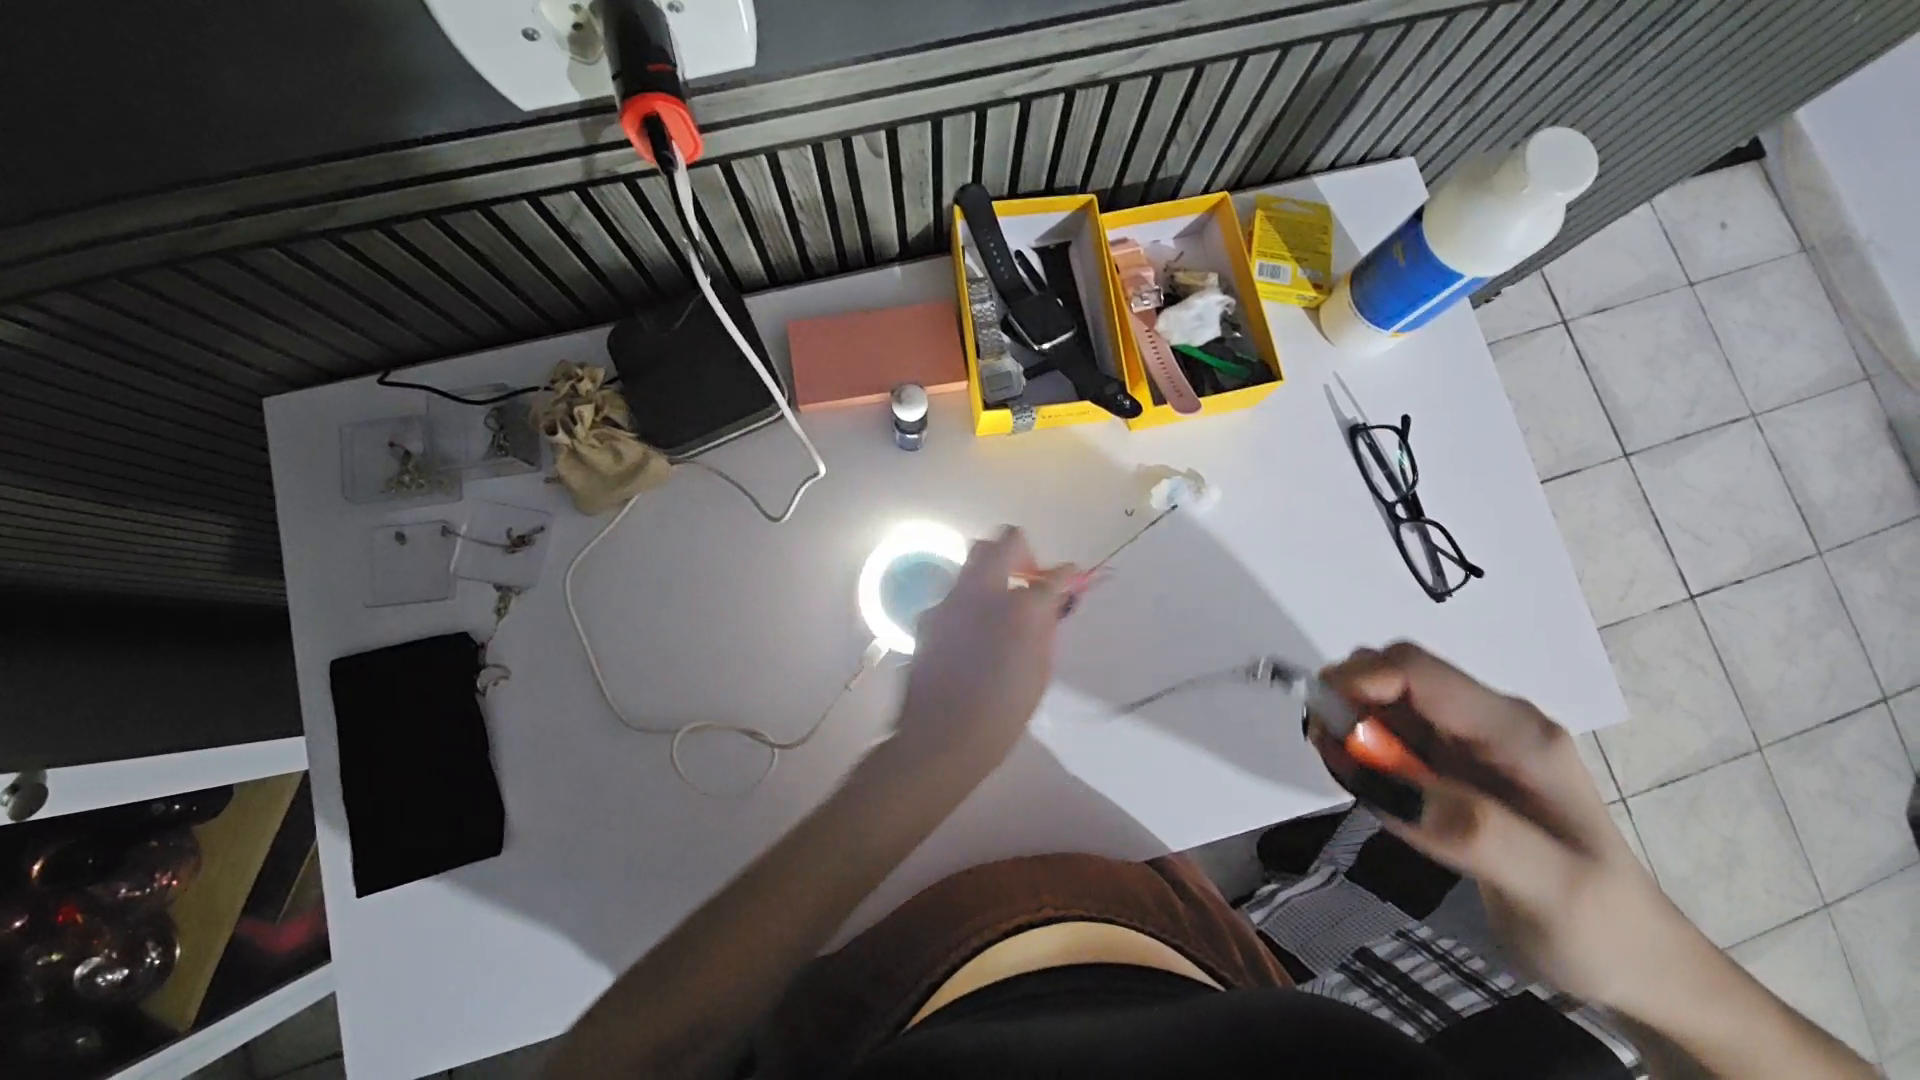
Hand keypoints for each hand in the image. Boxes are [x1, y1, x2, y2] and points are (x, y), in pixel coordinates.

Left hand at [890, 528, 1076, 774]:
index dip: (1065, 576)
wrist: (940, 738)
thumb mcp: (1038, 671)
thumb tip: (1048, 605)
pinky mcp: (927, 618)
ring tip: (998, 610)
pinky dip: (968, 605)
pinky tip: (972, 636)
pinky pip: (953, 597)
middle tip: (1027, 582)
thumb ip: (1044, 628)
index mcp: (1019, 608)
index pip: (1052, 576)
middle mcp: (981, 593)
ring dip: (991, 576)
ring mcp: (948, 602)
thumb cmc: (1002, 714)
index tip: (1069, 579)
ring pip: (971, 565)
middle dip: (1020, 553)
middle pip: (1001, 542)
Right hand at [1313, 643, 1694, 1009]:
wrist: (1634, 962)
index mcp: (1517, 734)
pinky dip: (1364, 750)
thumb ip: (1471, 828)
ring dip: (1351, 727)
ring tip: (1347, 777)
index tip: (1321, 727)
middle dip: (1348, 702)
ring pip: (1388, 704)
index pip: (1418, 672)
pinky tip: (1367, 787)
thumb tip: (1389, 782)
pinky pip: (1393, 738)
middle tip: (1330, 756)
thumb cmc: (1597, 925)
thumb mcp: (1545, 885)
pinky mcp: (1455, 770)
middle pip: (1396, 678)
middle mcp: (1491, 724)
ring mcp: (1473, 746)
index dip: (1360, 681)